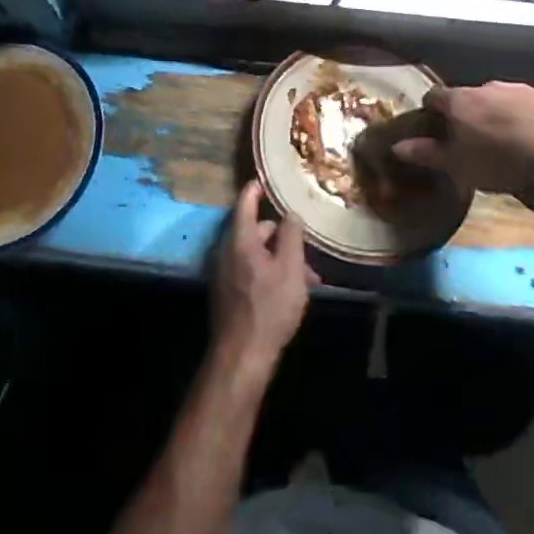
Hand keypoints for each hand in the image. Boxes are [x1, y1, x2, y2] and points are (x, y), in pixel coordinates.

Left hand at [211, 182, 316, 372]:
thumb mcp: (290, 269)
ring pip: (256, 253)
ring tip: (309, 281)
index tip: (266, 179)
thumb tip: (290, 213)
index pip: (245, 202)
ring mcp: (224, 271)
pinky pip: (250, 270)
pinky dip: (270, 273)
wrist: (242, 354)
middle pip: (255, 230)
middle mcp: (226, 250)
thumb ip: (291, 236)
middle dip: (282, 238)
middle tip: (309, 254)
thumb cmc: (269, 308)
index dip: (256, 189)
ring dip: (281, 260)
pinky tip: (291, 293)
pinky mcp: (227, 290)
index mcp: (239, 240)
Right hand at [389, 82, 533, 192]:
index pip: (433, 97)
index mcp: (459, 100)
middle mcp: (486, 87)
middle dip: (465, 116)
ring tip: (503, 145)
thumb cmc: (502, 158)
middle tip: (468, 142)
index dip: (430, 112)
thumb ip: (427, 154)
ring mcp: (521, 90)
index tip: (433, 130)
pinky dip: (523, 121)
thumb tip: (396, 147)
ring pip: (498, 102)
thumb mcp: (459, 165)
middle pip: (467, 98)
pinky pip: (526, 108)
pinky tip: (532, 143)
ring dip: (496, 117)